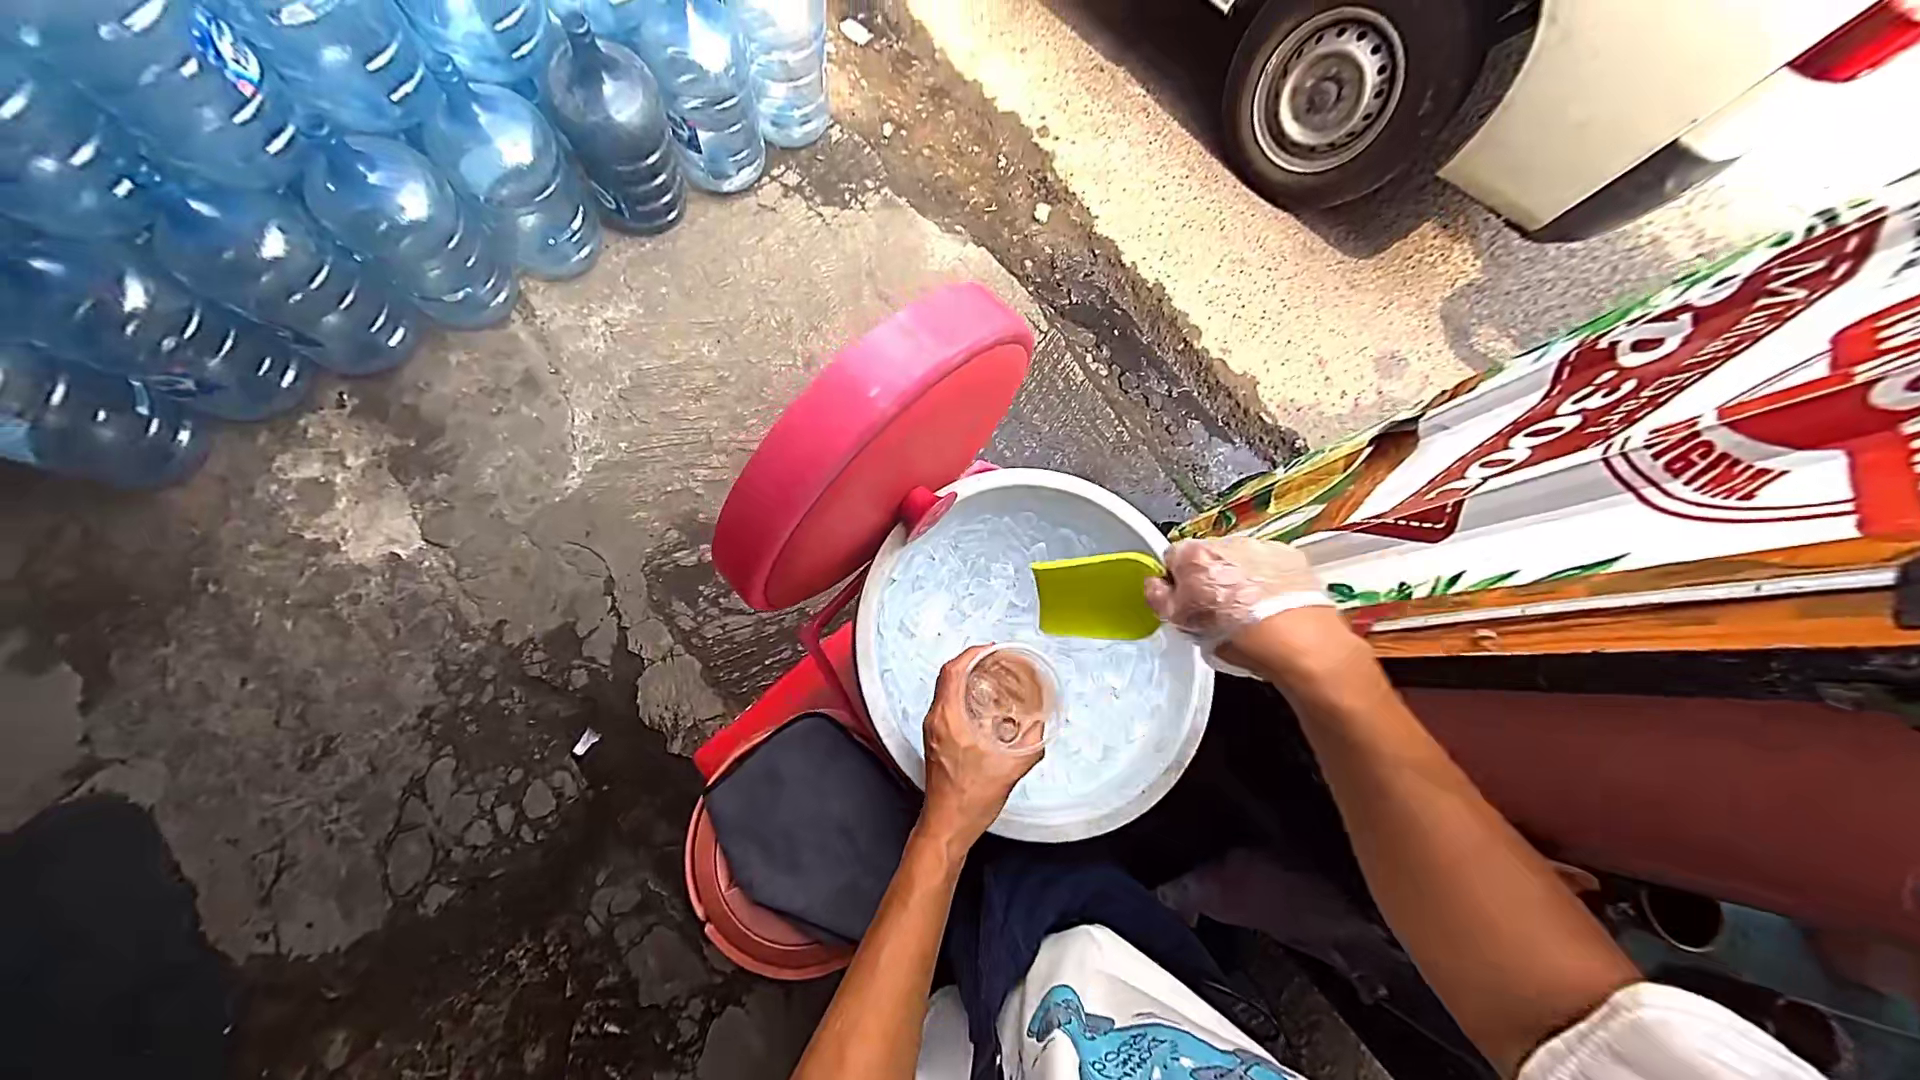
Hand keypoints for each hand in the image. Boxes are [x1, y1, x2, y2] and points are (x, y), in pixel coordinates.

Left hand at [918, 645, 1043, 851]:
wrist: (947, 825)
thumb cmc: (967, 800)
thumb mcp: (1010, 768)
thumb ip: (1032, 744)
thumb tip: (1042, 727)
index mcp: (948, 719)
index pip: (952, 671)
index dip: (971, 654)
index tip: (988, 649)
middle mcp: (935, 721)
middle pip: (946, 676)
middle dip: (969, 662)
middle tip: (991, 658)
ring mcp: (932, 731)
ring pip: (944, 690)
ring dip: (964, 677)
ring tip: (988, 675)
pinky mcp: (934, 741)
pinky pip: (945, 705)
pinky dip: (961, 694)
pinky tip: (980, 704)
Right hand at [1143, 537, 1331, 639]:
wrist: (1298, 641)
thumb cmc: (1240, 634)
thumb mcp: (1181, 623)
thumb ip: (1159, 598)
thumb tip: (1154, 586)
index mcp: (1192, 555)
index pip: (1171, 558)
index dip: (1176, 582)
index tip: (1184, 600)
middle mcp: (1225, 543)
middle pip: (1205, 558)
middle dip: (1207, 579)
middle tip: (1215, 612)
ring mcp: (1259, 548)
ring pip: (1237, 561)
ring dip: (1237, 580)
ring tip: (1246, 614)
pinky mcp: (1289, 558)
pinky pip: (1268, 566)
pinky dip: (1266, 582)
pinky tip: (1269, 608)